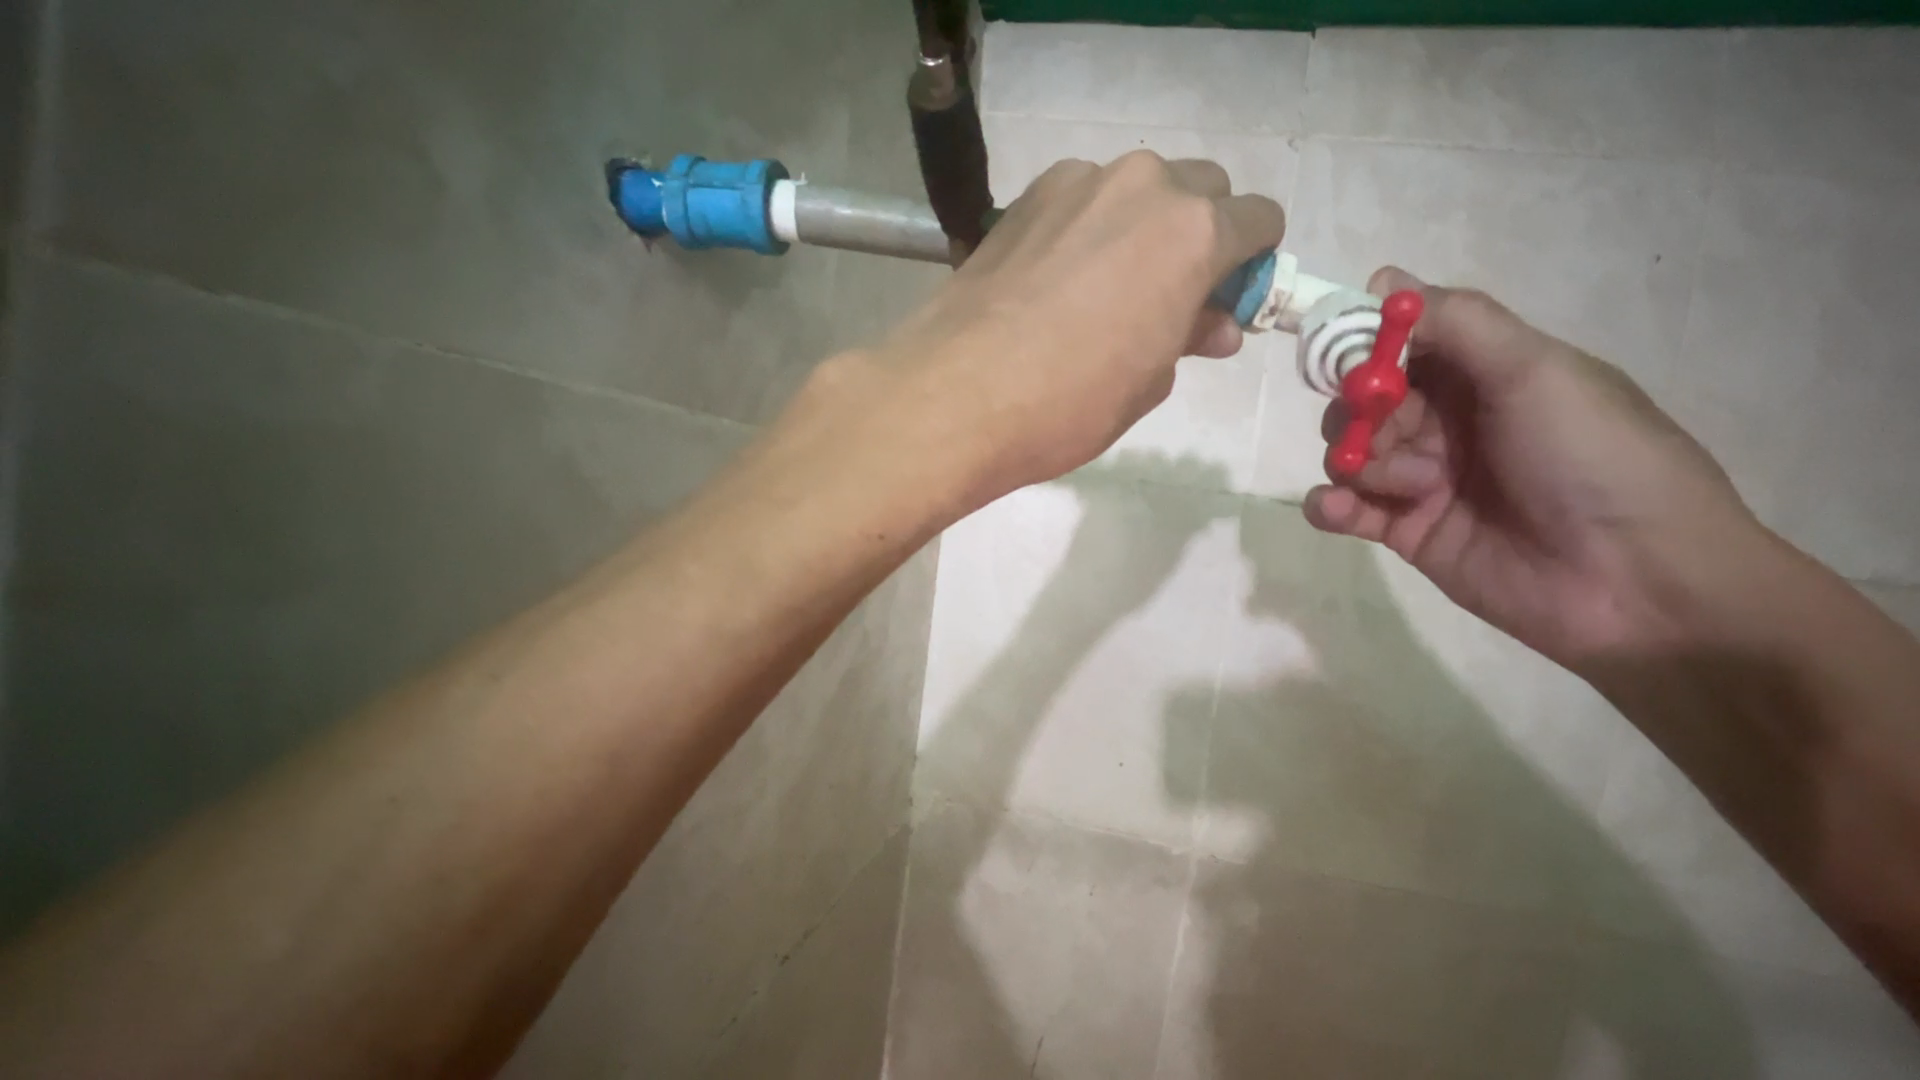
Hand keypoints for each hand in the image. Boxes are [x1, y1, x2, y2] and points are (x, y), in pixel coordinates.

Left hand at [811, 152, 1285, 512]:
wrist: (957, 394)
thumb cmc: (1071, 401)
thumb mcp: (1151, 380)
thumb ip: (1190, 335)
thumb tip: (1213, 324)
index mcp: (1193, 231)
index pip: (1258, 219)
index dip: (1251, 262)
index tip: (1226, 300)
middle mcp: (1141, 185)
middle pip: (1199, 190)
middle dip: (1198, 234)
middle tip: (1169, 296)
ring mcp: (1076, 182)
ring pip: (1135, 190)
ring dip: (1139, 226)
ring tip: (1104, 290)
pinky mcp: (1023, 197)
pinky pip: (1080, 200)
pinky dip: (1086, 227)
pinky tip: (1056, 281)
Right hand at [1305, 267, 1766, 666]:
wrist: (1637, 579)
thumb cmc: (1593, 458)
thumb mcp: (1535, 369)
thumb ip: (1456, 321)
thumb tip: (1378, 280)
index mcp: (1486, 372)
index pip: (1402, 342)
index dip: (1363, 344)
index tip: (1342, 357)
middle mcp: (1450, 419)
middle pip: (1365, 399)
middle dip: (1358, 410)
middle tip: (1373, 428)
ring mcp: (1427, 478)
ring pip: (1352, 452)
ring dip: (1356, 460)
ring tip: (1399, 486)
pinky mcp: (1409, 532)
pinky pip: (1348, 509)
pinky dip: (1330, 505)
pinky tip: (1337, 509)